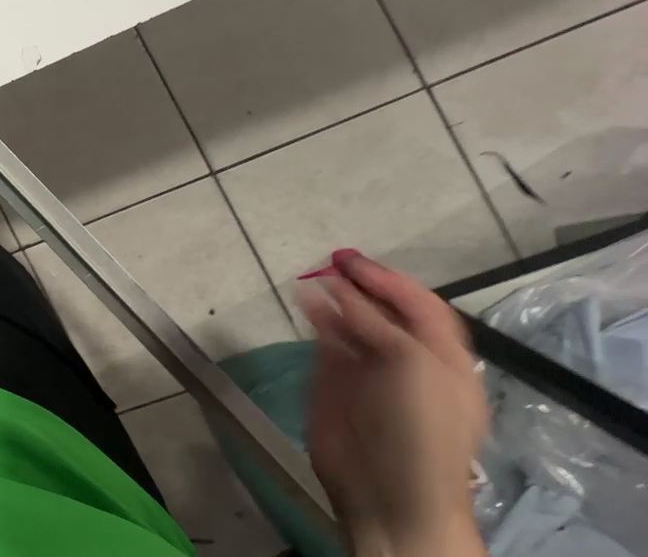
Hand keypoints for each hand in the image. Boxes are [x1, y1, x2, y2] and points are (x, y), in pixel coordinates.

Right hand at [298, 250, 487, 556]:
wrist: (388, 486)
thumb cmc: (417, 426)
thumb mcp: (410, 365)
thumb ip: (374, 321)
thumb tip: (335, 286)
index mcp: (444, 358)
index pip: (422, 306)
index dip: (391, 280)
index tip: (352, 259)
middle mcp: (409, 357)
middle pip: (387, 309)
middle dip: (362, 283)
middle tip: (330, 260)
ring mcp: (370, 367)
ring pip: (353, 319)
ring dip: (335, 296)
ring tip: (312, 274)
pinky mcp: (336, 376)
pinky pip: (327, 337)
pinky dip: (316, 315)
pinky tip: (303, 299)